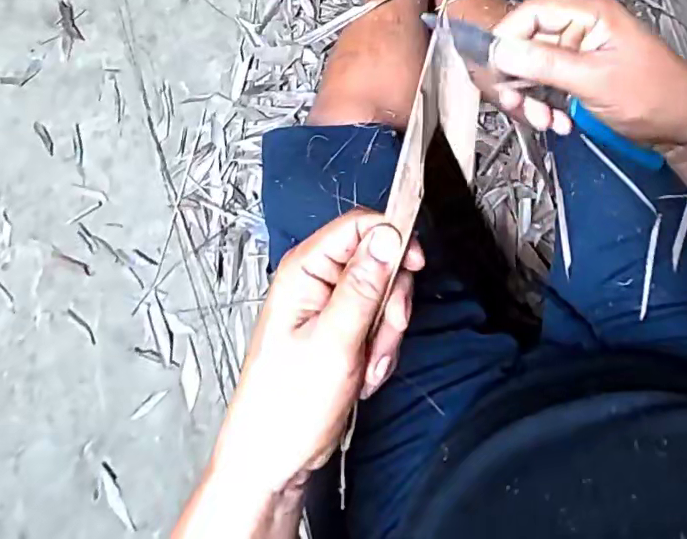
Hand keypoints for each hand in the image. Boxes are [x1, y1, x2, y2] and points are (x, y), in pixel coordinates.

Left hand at [207, 210, 424, 495]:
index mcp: (304, 269)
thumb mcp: (333, 343)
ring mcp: (328, 303)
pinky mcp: (340, 326)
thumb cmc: (285, 408)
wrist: (272, 461)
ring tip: (368, 363)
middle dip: (391, 299)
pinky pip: (378, 318)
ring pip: (383, 291)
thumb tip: (386, 236)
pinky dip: (381, 345)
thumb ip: (363, 286)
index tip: (414, 263)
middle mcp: (316, 279)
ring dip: (386, 330)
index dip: (392, 238)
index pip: (358, 225)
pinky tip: (365, 371)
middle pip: (377, 258)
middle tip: (385, 330)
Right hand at [488, 0, 686, 149]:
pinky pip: (546, 86)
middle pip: (526, 44)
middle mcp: (580, 28)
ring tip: (544, 122)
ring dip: (530, 98)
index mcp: (589, 14)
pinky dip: (544, 105)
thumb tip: (500, 50)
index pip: (529, 14)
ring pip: (532, 69)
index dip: (506, 40)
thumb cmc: (654, 97)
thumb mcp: (595, 80)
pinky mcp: (579, 76)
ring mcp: (579, 53)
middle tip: (517, 105)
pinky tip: (557, 123)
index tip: (493, 70)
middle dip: (518, 78)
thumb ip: (544, 63)